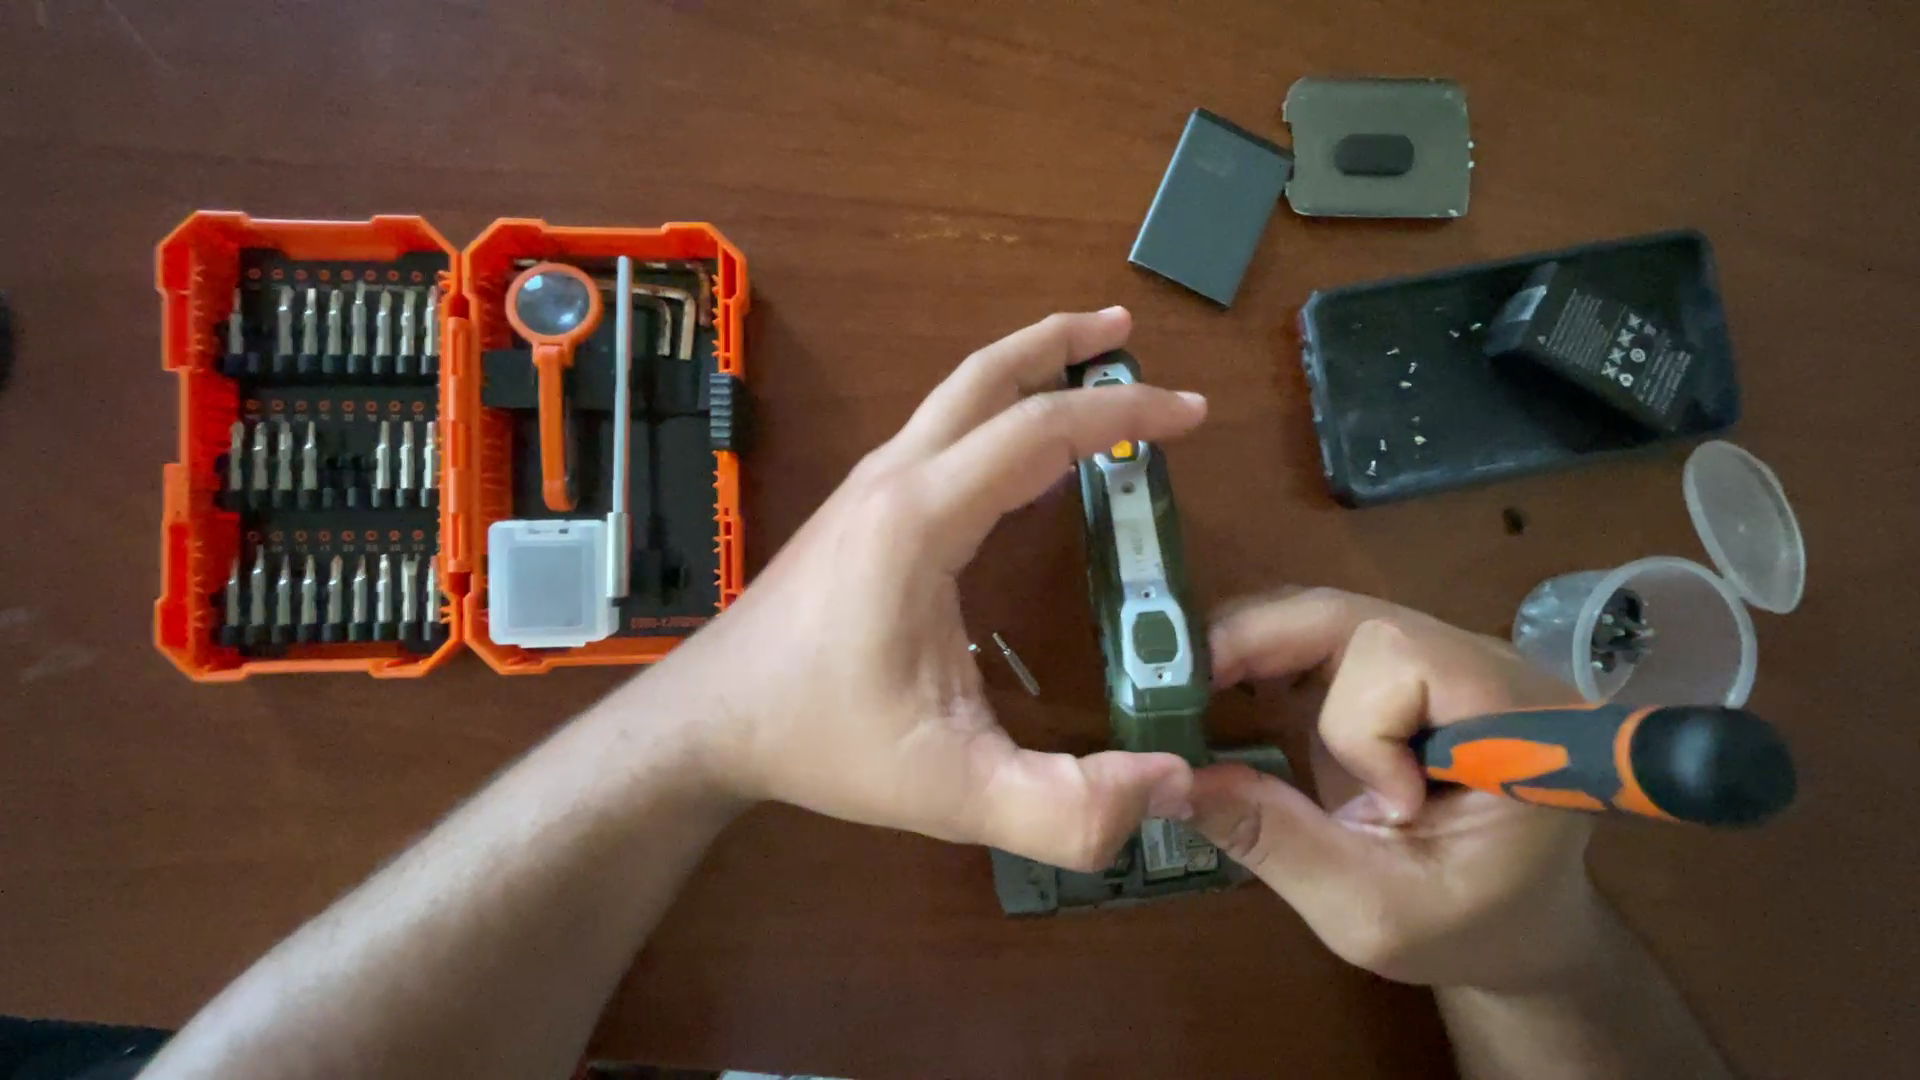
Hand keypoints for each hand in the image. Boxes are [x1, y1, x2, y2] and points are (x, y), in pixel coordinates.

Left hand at [646, 308, 1205, 870]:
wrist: (711, 719)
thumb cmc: (821, 742)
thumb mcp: (949, 791)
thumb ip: (1061, 807)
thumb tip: (1172, 782)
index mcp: (920, 522)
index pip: (1037, 433)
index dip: (1123, 415)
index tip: (1191, 415)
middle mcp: (893, 481)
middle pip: (987, 378)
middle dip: (1064, 345)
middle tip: (1127, 330)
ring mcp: (868, 486)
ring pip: (956, 396)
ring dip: (1026, 368)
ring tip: (1087, 361)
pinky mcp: (859, 507)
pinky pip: (939, 433)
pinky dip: (994, 412)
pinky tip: (1019, 448)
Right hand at [1189, 589, 1601, 991]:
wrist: (1512, 926)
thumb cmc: (1466, 931)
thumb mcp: (1372, 912)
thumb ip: (1277, 842)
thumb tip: (1172, 780)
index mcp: (1513, 720)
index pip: (1405, 659)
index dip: (1359, 723)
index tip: (1378, 808)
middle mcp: (1474, 662)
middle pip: (1344, 614)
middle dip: (1253, 644)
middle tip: (1183, 689)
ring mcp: (1428, 654)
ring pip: (1317, 613)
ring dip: (1245, 645)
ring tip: (1193, 690)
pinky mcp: (1388, 664)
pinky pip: (1310, 631)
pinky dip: (1254, 653)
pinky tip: (1220, 686)